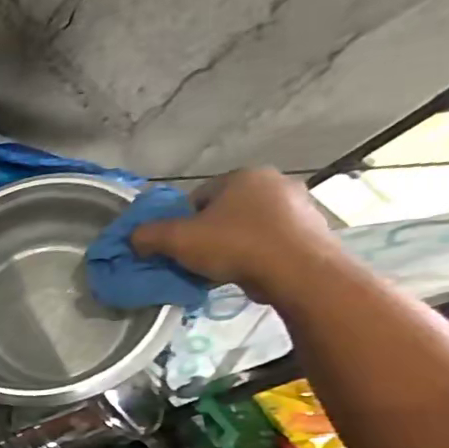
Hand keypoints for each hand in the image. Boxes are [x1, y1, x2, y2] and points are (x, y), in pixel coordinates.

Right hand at [128, 168, 340, 303]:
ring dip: (232, 244)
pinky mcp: (314, 231)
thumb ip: (147, 235)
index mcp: (243, 175)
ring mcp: (300, 206)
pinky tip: (248, 271)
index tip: (178, 245)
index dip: (181, 223)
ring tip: (221, 268)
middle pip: (224, 211)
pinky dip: (257, 254)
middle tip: (196, 257)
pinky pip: (271, 240)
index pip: (197, 197)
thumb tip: (135, 238)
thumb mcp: (176, 240)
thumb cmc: (234, 245)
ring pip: (248, 226)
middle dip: (208, 232)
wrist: (299, 272)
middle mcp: (275, 182)